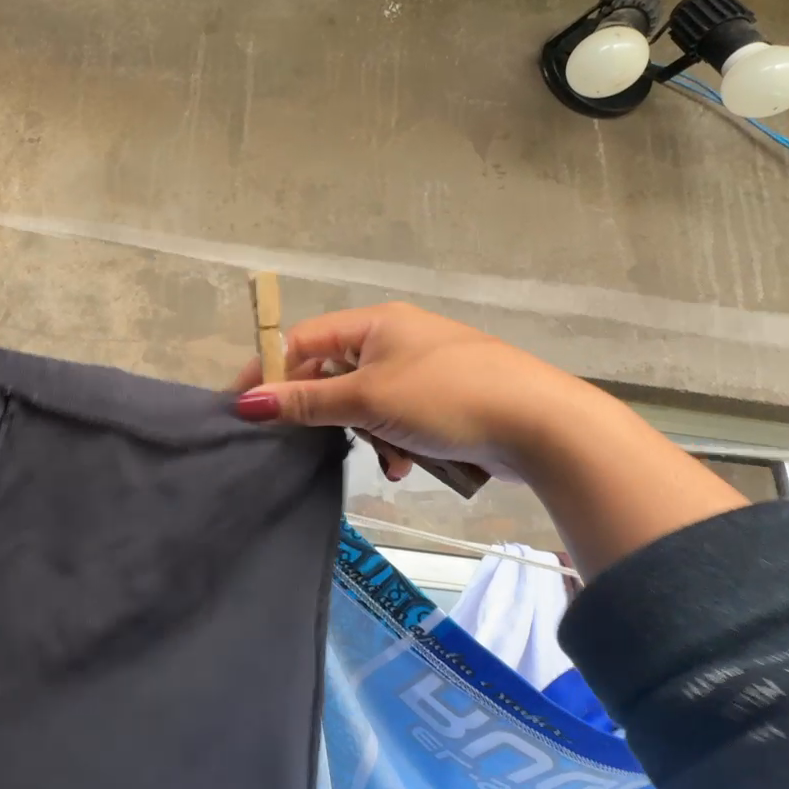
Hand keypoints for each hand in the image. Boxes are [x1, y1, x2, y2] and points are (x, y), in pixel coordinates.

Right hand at [227, 303, 591, 479]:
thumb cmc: (447, 398)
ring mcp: (420, 371)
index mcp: (375, 324)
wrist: (544, 426)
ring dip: (362, 433)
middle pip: (331, 373)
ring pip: (362, 402)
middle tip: (308, 440)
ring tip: (381, 456)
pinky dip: (392, 441)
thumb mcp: (366, 400)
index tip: (244, 407)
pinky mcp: (442, 401)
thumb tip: (245, 403)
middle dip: (323, 411)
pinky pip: (394, 418)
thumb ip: (304, 402)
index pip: (302, 340)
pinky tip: (405, 464)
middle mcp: (395, 339)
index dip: (269, 371)